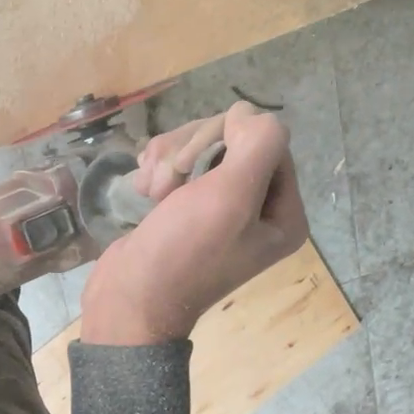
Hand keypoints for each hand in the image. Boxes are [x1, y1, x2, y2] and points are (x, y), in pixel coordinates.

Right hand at [79, 103, 308, 345]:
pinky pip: (179, 168)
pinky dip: (158, 172)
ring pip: (202, 150)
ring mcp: (220, 212)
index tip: (190, 162)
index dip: (228, 138)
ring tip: (151, 190)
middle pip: (234, 142)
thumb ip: (258, 143)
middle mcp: (258, 212)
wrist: (129, 299)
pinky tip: (144, 191)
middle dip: (193, 151)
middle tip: (167, 179)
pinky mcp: (186, 211)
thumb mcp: (231, 196)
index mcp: (284, 215)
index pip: (269, 143)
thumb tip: (247, 113)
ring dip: (169, 160)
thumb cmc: (183, 252)